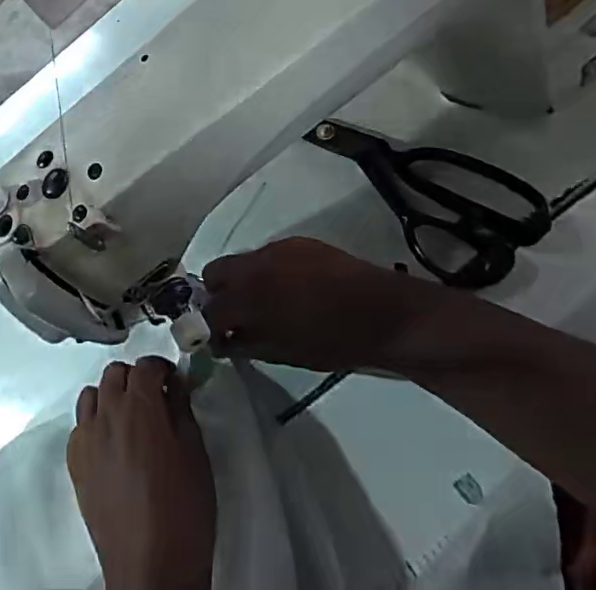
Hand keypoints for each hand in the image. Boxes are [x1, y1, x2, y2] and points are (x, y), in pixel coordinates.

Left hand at [67, 357, 215, 589]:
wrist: (150, 566)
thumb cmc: (183, 512)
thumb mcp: (195, 455)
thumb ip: (182, 411)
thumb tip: (173, 388)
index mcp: (140, 407)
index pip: (145, 366)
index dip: (160, 368)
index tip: (171, 379)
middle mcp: (107, 413)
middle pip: (114, 374)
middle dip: (134, 377)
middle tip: (152, 395)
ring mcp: (86, 436)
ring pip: (92, 394)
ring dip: (110, 396)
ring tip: (128, 416)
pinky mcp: (74, 460)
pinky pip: (80, 425)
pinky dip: (95, 422)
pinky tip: (111, 442)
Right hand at [202, 237, 449, 373]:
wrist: (387, 315)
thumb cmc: (337, 343)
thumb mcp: (287, 353)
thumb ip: (248, 344)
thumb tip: (223, 343)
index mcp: (249, 296)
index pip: (210, 309)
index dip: (208, 327)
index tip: (215, 340)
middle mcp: (254, 265)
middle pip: (214, 272)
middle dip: (217, 294)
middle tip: (235, 317)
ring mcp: (276, 249)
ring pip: (241, 261)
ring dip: (242, 282)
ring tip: (264, 303)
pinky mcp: (297, 243)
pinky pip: (268, 255)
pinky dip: (268, 272)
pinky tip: (291, 289)